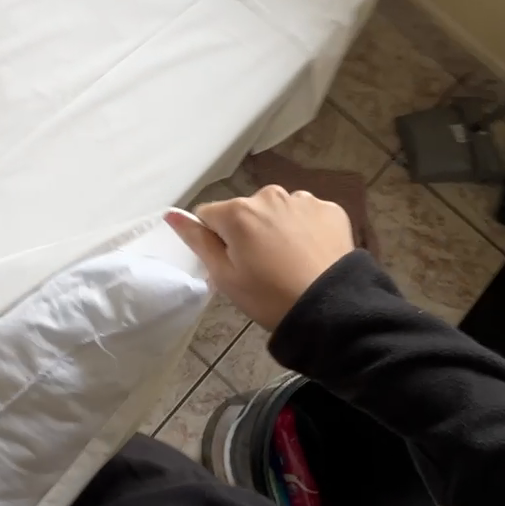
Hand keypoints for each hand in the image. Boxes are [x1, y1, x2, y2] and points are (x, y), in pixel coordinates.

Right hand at [166, 186, 354, 330]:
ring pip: (276, 211)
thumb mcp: (224, 276)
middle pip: (244, 211)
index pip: (208, 216)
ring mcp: (302, 200)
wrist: (332, 309)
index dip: (215, 240)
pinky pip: (306, 214)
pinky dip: (305, 229)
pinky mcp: (330, 209)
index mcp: (237, 212)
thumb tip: (172, 215)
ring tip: (289, 262)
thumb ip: (197, 240)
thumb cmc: (269, 297)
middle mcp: (268, 196)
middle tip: (261, 267)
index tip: (232, 264)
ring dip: (276, 228)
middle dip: (247, 232)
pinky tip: (311, 254)